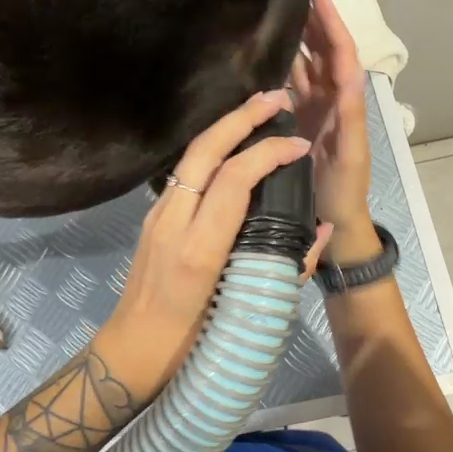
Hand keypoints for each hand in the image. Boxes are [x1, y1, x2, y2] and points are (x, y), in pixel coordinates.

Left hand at [97, 91, 332, 389]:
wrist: (130, 353)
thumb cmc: (190, 345)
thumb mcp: (245, 313)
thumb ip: (287, 269)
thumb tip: (322, 231)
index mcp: (198, 248)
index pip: (234, 180)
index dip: (269, 154)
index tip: (300, 146)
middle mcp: (172, 221)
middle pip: (205, 151)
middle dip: (242, 118)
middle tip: (277, 98)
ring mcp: (156, 216)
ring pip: (190, 155)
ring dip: (225, 127)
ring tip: (258, 111)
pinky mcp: (151, 218)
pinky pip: (184, 171)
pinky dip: (211, 149)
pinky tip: (232, 146)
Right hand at [291, 0, 378, 263]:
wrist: (335, 220)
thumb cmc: (345, 191)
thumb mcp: (351, 156)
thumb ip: (350, 119)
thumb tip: (349, 78)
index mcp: (347, 102)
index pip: (341, 53)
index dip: (331, 23)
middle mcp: (331, 98)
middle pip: (323, 51)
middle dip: (313, 20)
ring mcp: (314, 107)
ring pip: (306, 63)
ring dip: (297, 37)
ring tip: (276, 10)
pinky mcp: (298, 119)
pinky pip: (291, 85)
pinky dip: (282, 65)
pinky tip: (265, 52)